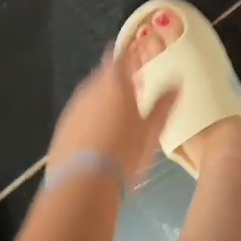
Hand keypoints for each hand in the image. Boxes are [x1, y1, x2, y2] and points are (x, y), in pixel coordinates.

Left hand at [47, 50, 178, 185]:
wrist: (80, 186)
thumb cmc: (123, 154)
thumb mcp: (151, 131)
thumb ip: (164, 104)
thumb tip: (178, 81)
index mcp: (115, 82)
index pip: (122, 57)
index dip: (131, 54)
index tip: (139, 56)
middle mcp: (92, 88)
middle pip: (106, 74)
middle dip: (119, 78)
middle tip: (135, 89)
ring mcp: (74, 108)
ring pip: (92, 94)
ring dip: (105, 98)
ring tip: (118, 114)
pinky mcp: (62, 128)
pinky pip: (81, 113)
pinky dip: (91, 116)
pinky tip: (98, 134)